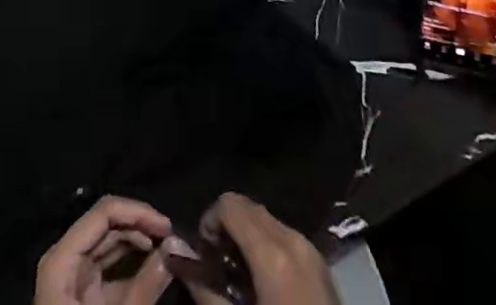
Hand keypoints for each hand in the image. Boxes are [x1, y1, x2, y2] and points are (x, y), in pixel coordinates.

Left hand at [34, 195, 175, 304]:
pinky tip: (153, 268)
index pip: (103, 213)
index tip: (168, 227)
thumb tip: (176, 247)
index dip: (138, 212)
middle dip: (141, 227)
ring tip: (167, 251)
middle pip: (105, 224)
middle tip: (172, 240)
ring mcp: (70, 277)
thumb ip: (148, 284)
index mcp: (62, 261)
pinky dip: (131, 263)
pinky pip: (107, 266)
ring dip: (139, 243)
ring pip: (108, 243)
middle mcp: (64, 260)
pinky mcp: (79, 294)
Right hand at [182, 193, 338, 304]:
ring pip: (266, 219)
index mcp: (273, 253)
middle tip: (212, 266)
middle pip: (248, 207)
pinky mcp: (318, 261)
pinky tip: (257, 282)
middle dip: (224, 229)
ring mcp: (310, 248)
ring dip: (243, 236)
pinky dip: (263, 246)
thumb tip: (176, 254)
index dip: (208, 223)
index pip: (230, 204)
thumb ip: (204, 290)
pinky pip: (283, 236)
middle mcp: (293, 238)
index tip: (202, 256)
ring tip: (233, 277)